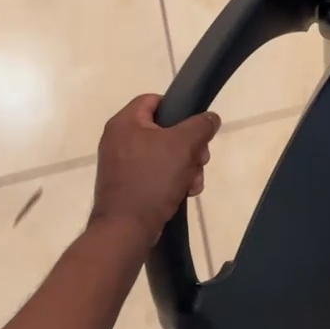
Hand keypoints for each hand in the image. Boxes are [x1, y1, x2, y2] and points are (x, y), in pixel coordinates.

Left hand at [91, 95, 220, 241]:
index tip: (195, 126)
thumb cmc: (152, 179)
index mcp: (124, 123)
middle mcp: (119, 140)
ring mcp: (121, 164)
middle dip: (189, 145)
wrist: (126, 228)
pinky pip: (155, 173)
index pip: (154, 99)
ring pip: (164, 154)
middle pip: (164, 130)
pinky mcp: (127, 185)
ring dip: (186, 165)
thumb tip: (211, 118)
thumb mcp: (183, 145)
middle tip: (200, 159)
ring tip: (193, 181)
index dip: (178, 108)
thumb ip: (201, 125)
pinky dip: (172, 180)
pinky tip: (185, 192)